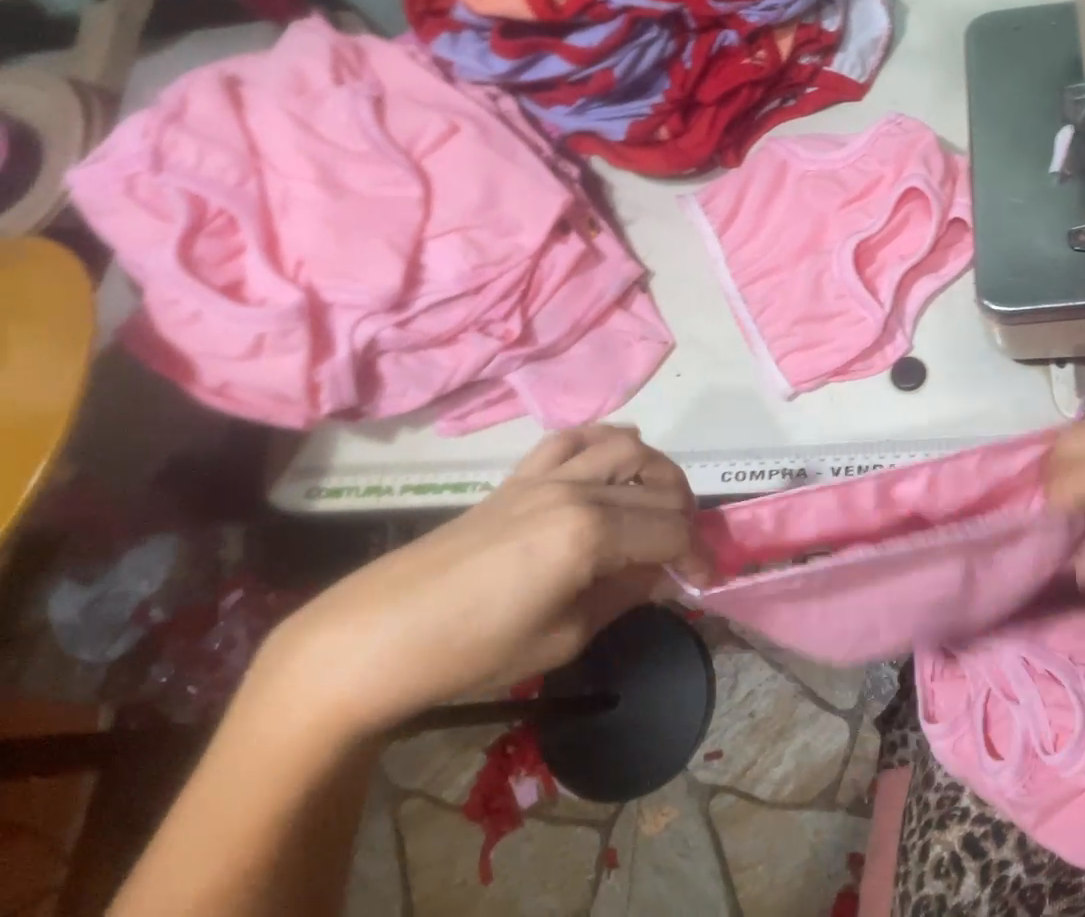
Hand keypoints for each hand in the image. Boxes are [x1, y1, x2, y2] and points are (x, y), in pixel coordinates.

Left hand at [251, 425, 705, 738]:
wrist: (373, 640)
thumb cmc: (473, 651)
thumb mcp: (566, 636)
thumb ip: (623, 595)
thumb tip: (660, 576)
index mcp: (591, 534)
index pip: (672, 534)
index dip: (698, 559)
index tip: (703, 586)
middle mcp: (575, 491)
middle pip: (658, 490)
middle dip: (685, 521)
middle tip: (684, 557)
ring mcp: (543, 478)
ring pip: (625, 448)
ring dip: (657, 473)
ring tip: (660, 507)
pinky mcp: (516, 480)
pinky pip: (571, 440)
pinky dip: (604, 441)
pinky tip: (616, 457)